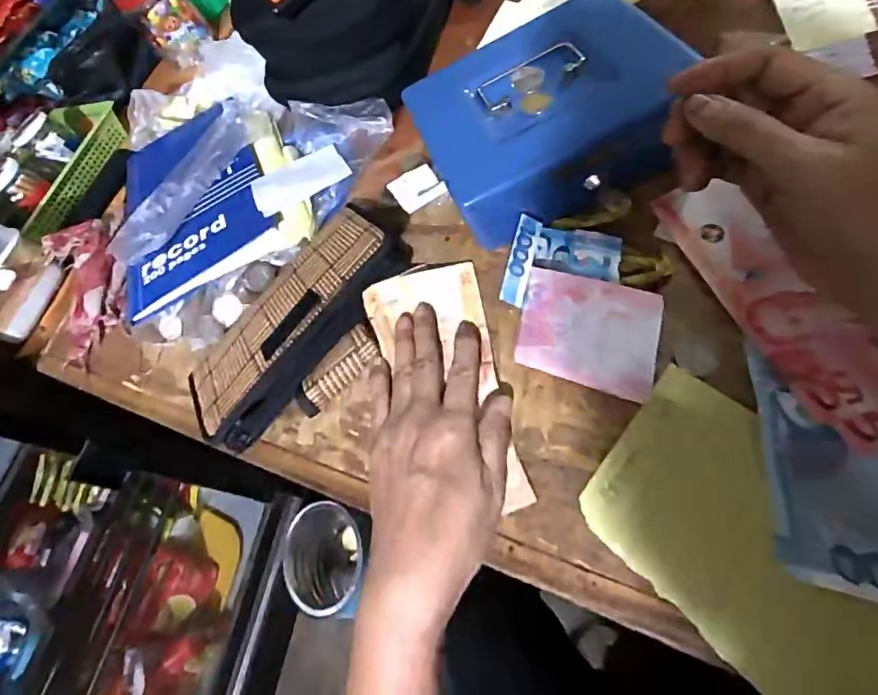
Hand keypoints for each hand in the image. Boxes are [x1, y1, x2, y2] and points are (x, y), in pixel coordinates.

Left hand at [359, 304, 513, 642]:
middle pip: (426, 367)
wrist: (408, 572)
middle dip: (428, 334)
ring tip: (402, 319)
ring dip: (401, 345)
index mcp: (456, 429)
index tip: (467, 321)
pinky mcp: (376, 447)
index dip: (467, 347)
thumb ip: (496, 436)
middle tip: (425, 305)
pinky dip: (376, 380)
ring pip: (399, 377)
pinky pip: (376, 403)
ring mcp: (394, 431)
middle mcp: (422, 419)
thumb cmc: (461, 534)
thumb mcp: (494, 489)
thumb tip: (502, 393)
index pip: (464, 375)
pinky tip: (375, 362)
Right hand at [664, 45, 877, 319]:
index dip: (716, 70)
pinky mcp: (774, 182)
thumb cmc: (866, 218)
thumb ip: (745, 130)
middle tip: (673, 143)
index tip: (673, 90)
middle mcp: (807, 114)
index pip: (764, 63)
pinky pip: (730, 159)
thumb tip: (692, 102)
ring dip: (701, 144)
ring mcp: (788, 150)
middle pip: (740, 94)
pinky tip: (695, 182)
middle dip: (703, 113)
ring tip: (688, 175)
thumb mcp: (804, 168)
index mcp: (830, 95)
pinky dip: (708, 165)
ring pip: (728, 128)